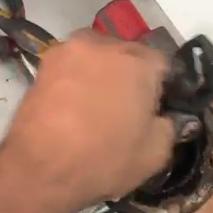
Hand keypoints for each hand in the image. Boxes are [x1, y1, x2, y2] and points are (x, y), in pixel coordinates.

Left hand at [0, 30, 176, 210]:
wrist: (40, 168)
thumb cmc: (104, 159)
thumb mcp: (155, 153)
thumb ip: (172, 126)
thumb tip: (170, 117)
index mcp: (139, 60)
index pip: (164, 65)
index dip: (165, 88)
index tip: (159, 110)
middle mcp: (105, 44)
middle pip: (128, 55)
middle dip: (132, 76)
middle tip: (127, 110)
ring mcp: (70, 49)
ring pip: (98, 57)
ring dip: (102, 74)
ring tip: (97, 108)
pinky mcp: (44, 63)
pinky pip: (73, 66)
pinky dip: (77, 80)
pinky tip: (75, 107)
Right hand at [141, 96, 212, 212]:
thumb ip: (143, 210)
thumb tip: (113, 183)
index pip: (207, 97)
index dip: (177, 90)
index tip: (149, 92)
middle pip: (211, 101)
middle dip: (180, 99)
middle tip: (146, 103)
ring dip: (190, 112)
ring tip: (157, 116)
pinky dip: (201, 125)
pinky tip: (174, 136)